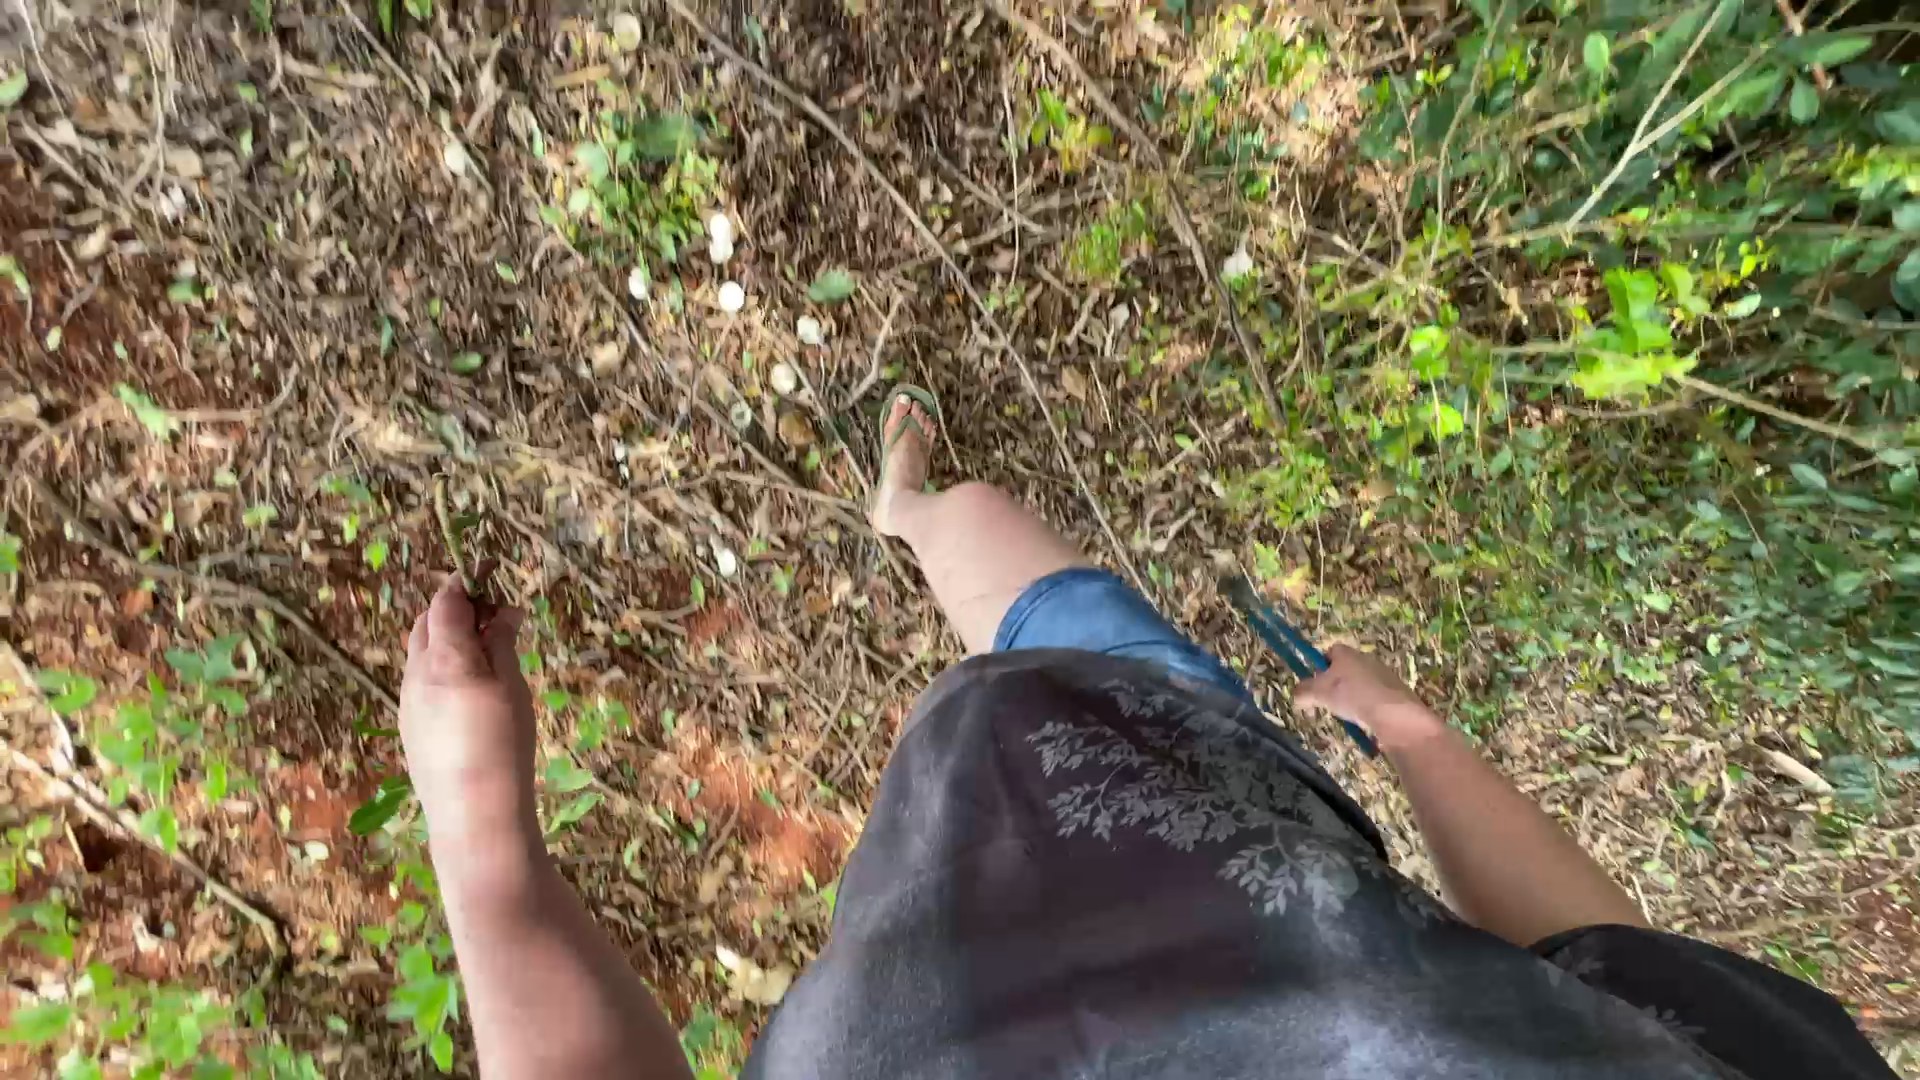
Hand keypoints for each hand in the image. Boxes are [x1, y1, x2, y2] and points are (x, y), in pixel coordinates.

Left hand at [400, 575, 537, 854]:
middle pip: (426, 623)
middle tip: (497, 608)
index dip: (466, 581)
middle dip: (456, 606)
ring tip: (492, 642)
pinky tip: (475, 679)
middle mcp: (415, 674)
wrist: (473, 812)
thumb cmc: (505, 743)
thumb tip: (504, 612)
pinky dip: (444, 660)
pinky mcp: (410, 723)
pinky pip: (422, 676)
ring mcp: (407, 700)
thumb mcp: (513, 688)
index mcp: (443, 659)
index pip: (445, 603)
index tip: (489, 568)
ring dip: (450, 634)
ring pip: (421, 651)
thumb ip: (501, 645)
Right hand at [1292, 645, 1447, 751]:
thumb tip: (1296, 697)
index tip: (1316, 682)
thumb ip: (1302, 692)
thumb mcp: (1317, 693)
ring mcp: (1384, 675)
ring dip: (1353, 695)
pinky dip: (1369, 706)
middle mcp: (1366, 659)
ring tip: (1348, 713)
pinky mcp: (1397, 692)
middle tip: (1328, 699)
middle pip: (1346, 668)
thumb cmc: (1351, 695)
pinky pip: (1376, 696)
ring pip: (1362, 683)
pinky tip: (1366, 720)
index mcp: (1346, 653)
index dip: (1321, 665)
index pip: (1330, 651)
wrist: (1394, 714)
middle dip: (1336, 683)